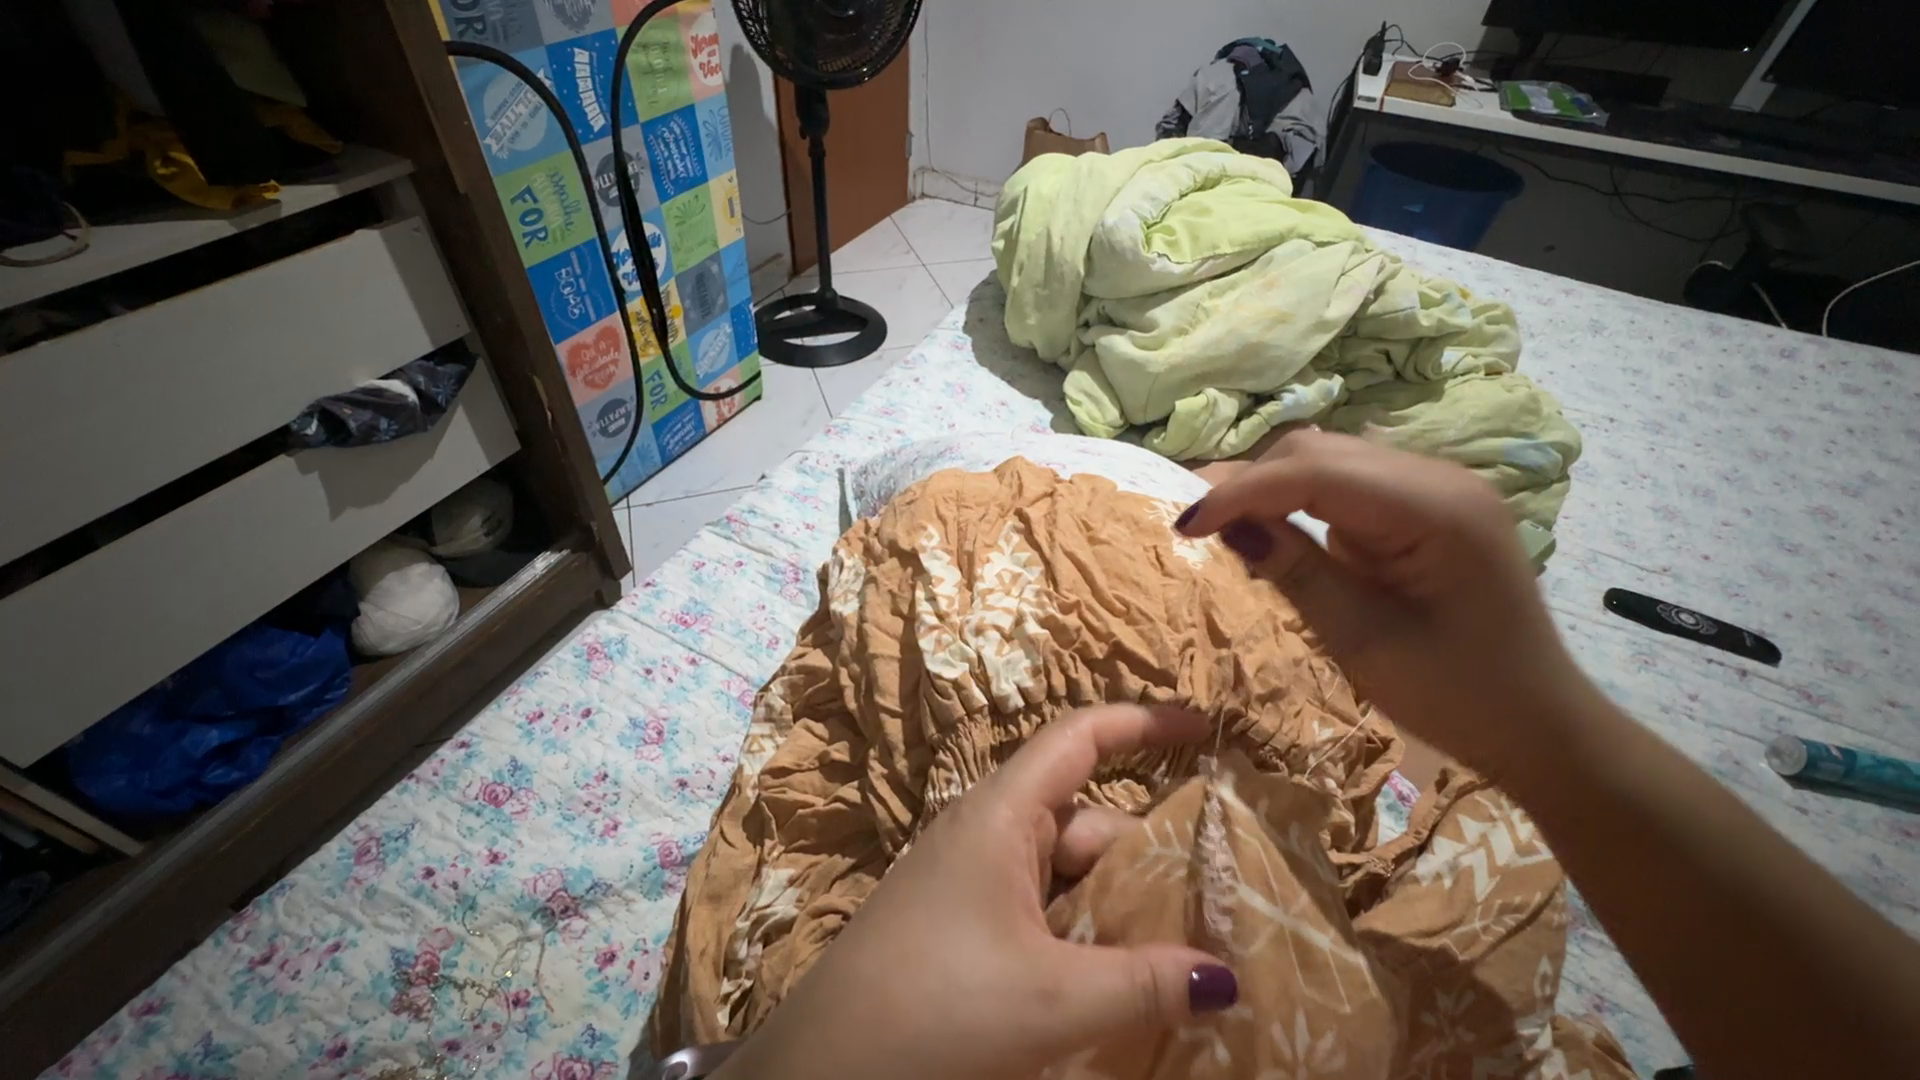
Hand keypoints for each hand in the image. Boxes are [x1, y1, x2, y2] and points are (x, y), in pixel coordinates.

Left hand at [710, 705, 1238, 1079]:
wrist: (821, 1069)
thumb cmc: (935, 1008)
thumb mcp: (1050, 999)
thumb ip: (1143, 984)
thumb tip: (1225, 979)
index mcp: (1002, 814)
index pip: (1079, 738)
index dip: (1142, 722)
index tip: (1203, 726)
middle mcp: (989, 833)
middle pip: (1089, 821)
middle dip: (1153, 854)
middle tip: (1225, 902)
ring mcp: (974, 880)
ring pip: (1069, 874)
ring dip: (1123, 906)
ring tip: (1191, 951)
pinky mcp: (965, 925)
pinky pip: (1044, 912)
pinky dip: (1087, 936)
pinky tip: (1123, 981)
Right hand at [1176, 429, 1598, 782]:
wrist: (1538, 724)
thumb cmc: (1457, 696)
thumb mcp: (1364, 639)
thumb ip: (1295, 572)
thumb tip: (1224, 527)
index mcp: (1437, 509)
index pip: (1316, 472)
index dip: (1242, 492)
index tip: (1184, 526)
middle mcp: (1438, 479)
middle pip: (1319, 452)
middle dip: (1249, 482)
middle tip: (1192, 524)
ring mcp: (1432, 489)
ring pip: (1326, 460)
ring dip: (1267, 487)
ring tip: (1215, 523)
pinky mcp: (1419, 508)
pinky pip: (1342, 485)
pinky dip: (1294, 500)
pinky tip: (1264, 526)